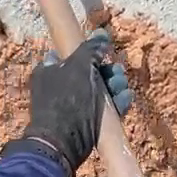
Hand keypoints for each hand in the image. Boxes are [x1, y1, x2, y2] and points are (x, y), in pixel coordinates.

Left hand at [16, 30, 130, 176]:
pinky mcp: (88, 123)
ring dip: (115, 85)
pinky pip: (106, 108)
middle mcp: (61, 87)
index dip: (89, 52)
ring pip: (101, 90)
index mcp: (50, 70)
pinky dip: (117, 102)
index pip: (72, 55)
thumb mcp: (79, 67)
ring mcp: (75, 106)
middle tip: (116, 71)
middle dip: (107, 70)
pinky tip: (126, 98)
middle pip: (91, 72)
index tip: (104, 51)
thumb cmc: (67, 99)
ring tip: (122, 86)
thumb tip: (102, 35)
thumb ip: (91, 49)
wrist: (64, 142)